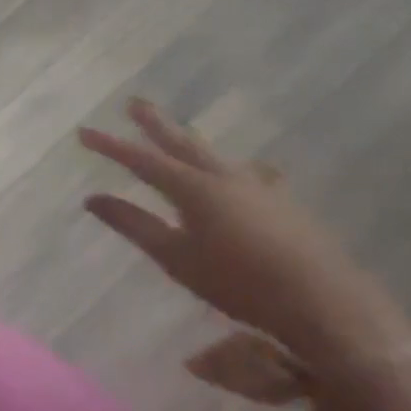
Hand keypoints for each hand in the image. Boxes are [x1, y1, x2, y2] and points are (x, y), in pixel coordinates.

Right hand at [78, 99, 410, 366]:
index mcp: (194, 189)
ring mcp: (262, 192)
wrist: (328, 307)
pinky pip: (253, 175)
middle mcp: (227, 180)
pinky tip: (251, 173)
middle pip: (185, 145)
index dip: (110, 146)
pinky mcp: (287, 209)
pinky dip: (238, 168)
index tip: (82, 132)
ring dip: (195, 144)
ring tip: (185, 135)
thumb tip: (92, 198)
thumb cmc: (239, 282)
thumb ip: (133, 225)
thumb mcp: (175, 257)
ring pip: (220, 157)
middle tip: (136, 103)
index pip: (142, 160)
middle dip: (157, 124)